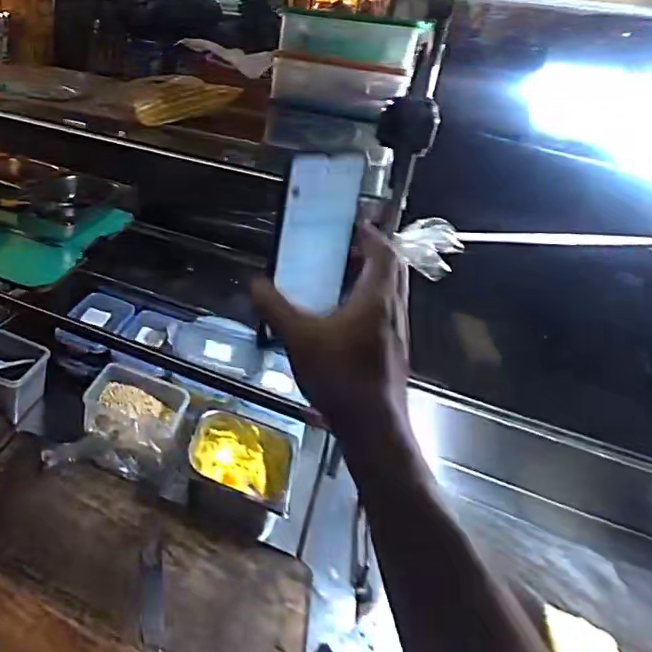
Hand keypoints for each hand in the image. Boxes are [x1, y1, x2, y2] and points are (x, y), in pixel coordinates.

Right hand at [253, 219, 411, 438]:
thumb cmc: (340, 375)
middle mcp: (393, 310)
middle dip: (371, 253)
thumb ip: (274, 307)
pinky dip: (367, 300)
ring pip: (390, 292)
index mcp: (378, 298)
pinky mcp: (392, 351)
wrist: (373, 427)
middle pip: (393, 269)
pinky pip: (383, 312)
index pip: (384, 253)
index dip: (370, 234)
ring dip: (369, 277)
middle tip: (344, 247)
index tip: (352, 224)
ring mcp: (396, 333)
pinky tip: (339, 316)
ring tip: (337, 277)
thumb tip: (255, 283)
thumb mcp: (298, 337)